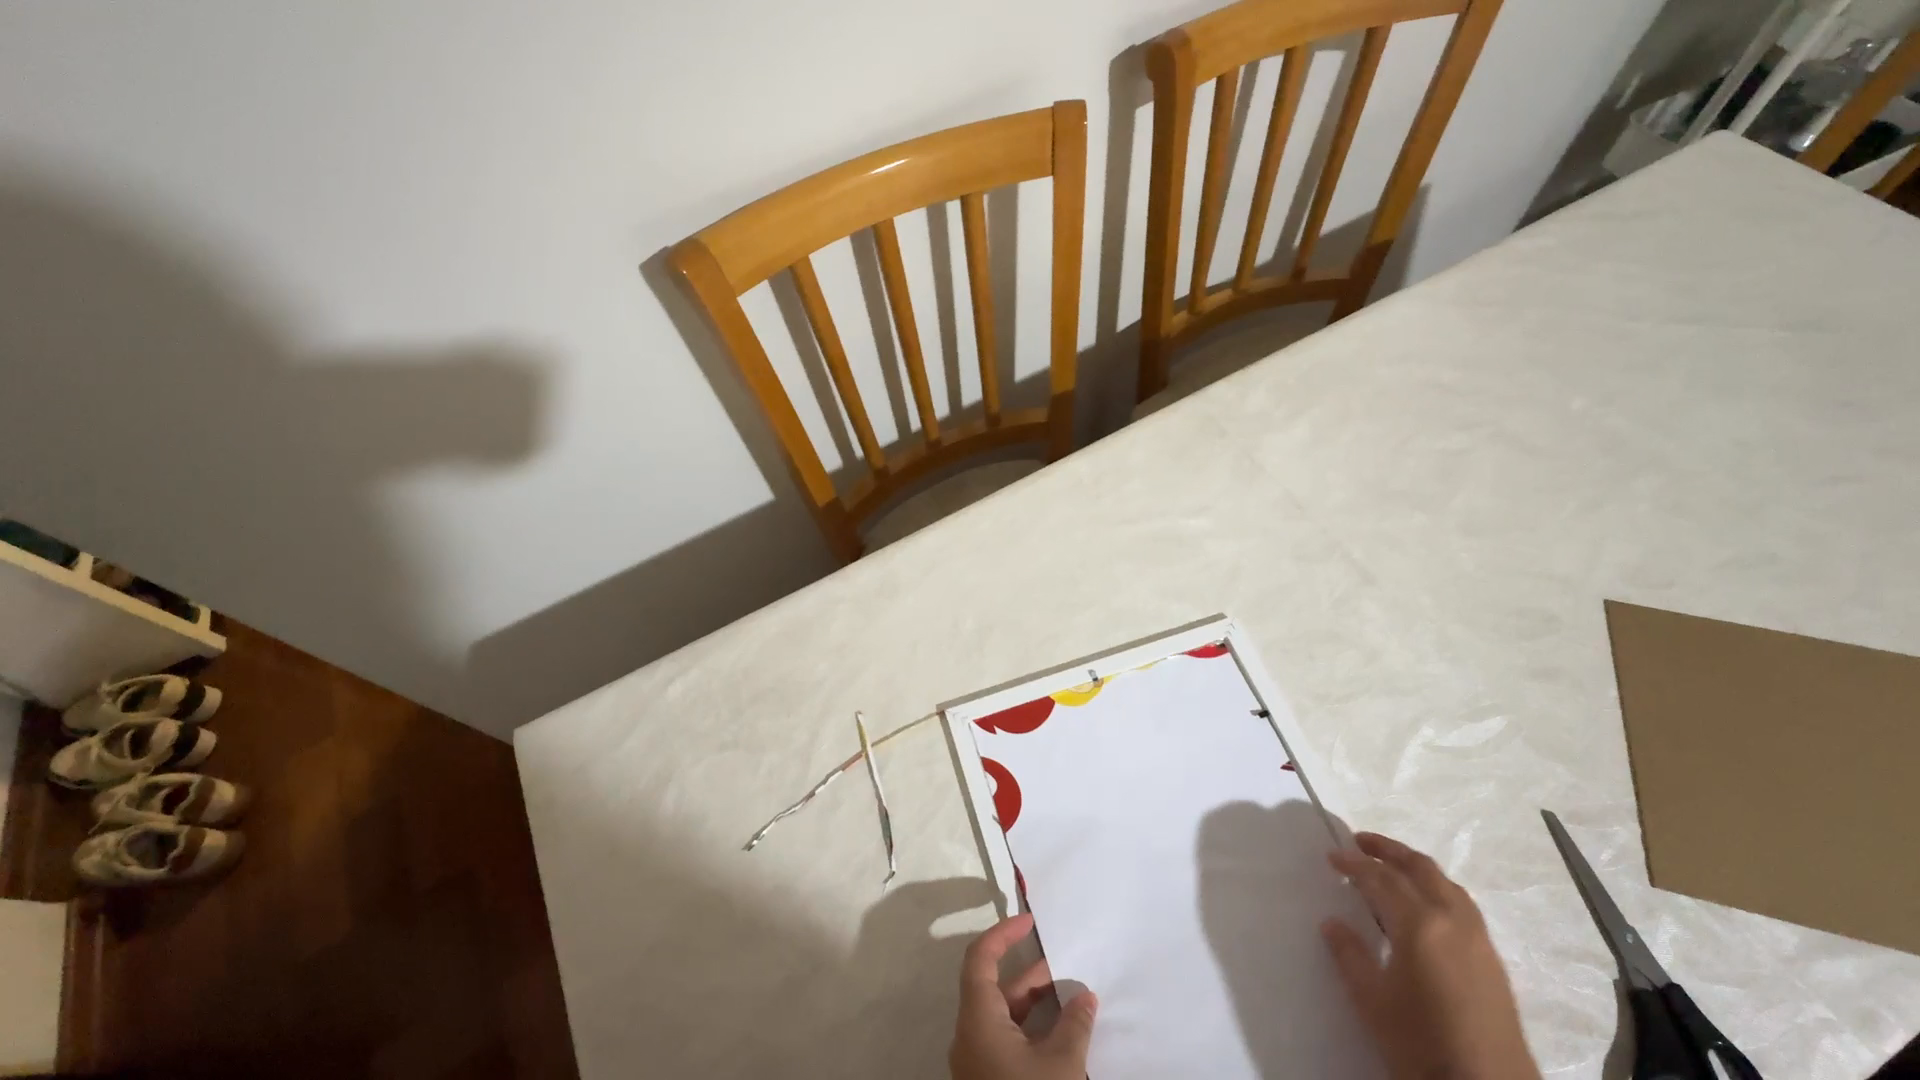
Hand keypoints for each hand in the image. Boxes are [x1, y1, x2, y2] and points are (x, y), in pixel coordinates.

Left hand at [950, 913, 1097, 1079]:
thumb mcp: (1060, 1062)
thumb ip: (1074, 1025)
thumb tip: (1085, 998)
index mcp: (977, 1018)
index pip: (980, 958)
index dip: (1003, 934)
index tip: (1029, 921)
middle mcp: (969, 1033)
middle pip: (994, 989)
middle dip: (1030, 974)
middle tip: (1065, 966)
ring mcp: (975, 1058)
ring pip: (1002, 1017)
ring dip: (1033, 1003)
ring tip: (1070, 998)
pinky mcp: (984, 1075)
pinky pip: (1004, 1039)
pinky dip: (1029, 1028)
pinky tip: (1059, 1033)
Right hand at [1322, 833, 1540, 1079]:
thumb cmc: (1421, 1043)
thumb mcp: (1372, 1001)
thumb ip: (1350, 956)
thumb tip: (1332, 923)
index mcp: (1420, 924)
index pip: (1381, 879)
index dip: (1354, 864)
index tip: (1332, 855)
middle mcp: (1452, 920)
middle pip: (1420, 868)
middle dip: (1389, 850)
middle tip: (1360, 841)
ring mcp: (1478, 938)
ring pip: (1446, 884)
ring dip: (1415, 867)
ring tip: (1391, 867)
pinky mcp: (1492, 958)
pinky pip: (1461, 904)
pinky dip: (1436, 889)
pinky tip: (1423, 907)